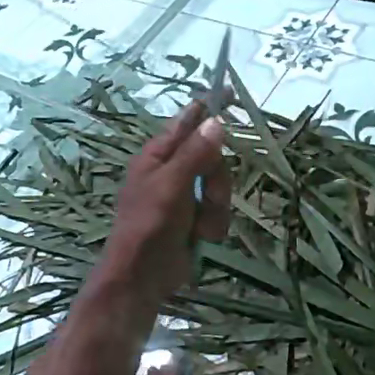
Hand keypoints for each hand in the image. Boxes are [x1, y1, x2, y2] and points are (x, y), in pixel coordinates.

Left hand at [96, 102, 230, 305]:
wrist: (142, 277)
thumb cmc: (148, 226)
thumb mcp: (172, 186)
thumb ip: (195, 154)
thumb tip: (216, 121)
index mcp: (158, 156)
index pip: (187, 122)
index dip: (208, 110)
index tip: (231, 96)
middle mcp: (171, 171)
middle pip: (213, 158)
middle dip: (217, 181)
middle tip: (210, 196)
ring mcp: (184, 196)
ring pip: (220, 187)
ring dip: (216, 209)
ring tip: (201, 227)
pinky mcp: (194, 219)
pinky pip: (218, 211)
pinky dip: (214, 225)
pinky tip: (201, 237)